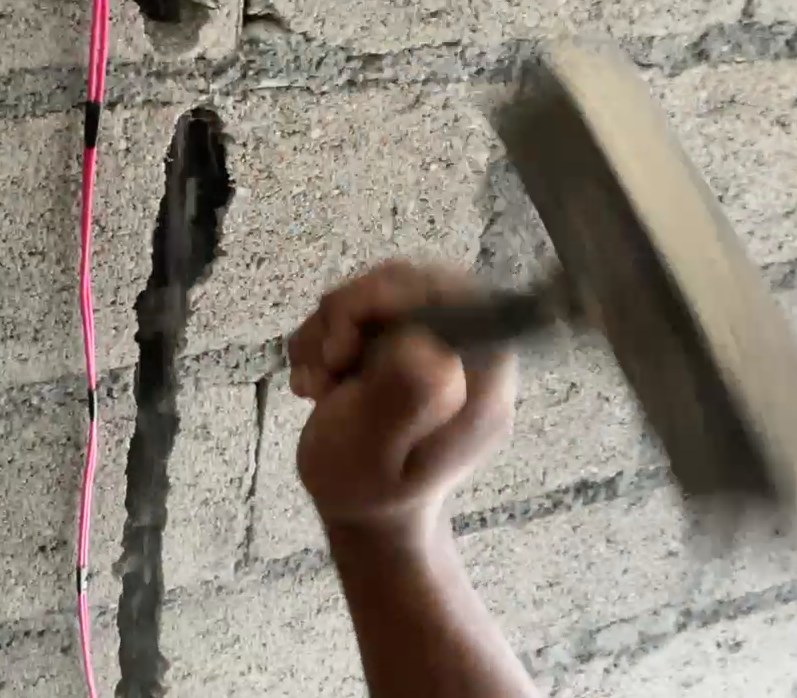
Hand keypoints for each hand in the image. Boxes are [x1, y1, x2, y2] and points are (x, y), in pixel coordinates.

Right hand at [289, 261, 516, 540]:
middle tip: (328, 360)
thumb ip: (403, 397)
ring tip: (316, 383)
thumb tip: (426, 343)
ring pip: (371, 296)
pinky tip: (316, 381)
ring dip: (327, 331)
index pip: (457, 292)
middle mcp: (460, 351)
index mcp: (480, 376)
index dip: (401, 289)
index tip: (351, 324)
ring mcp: (425, 346)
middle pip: (407, 284)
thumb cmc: (366, 490)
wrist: (358, 512)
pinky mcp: (395, 346)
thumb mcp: (375, 450)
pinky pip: (353, 314)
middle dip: (350, 312)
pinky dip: (321, 339)